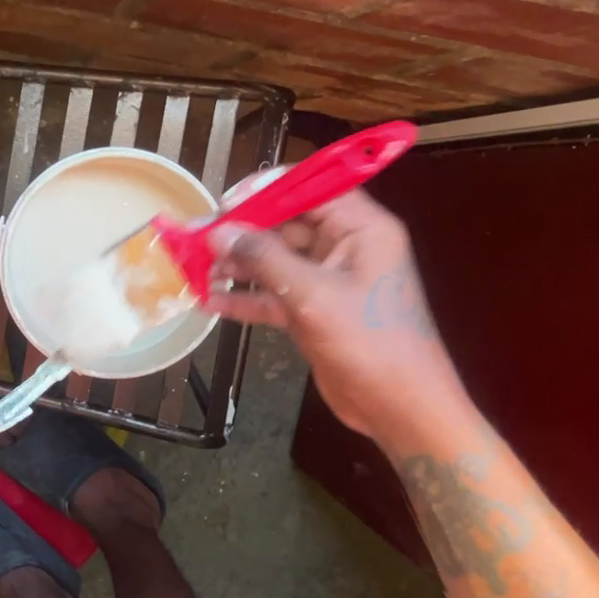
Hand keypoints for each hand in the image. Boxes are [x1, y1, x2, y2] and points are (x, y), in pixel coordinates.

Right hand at [203, 190, 469, 444]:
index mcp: (361, 229)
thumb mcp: (312, 296)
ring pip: (275, 260)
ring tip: (197, 272)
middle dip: (242, 232)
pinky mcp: (314, 311)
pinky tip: (212, 303)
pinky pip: (274, 294)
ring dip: (238, 266)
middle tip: (199, 239)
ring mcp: (328, 281)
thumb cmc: (370, 343)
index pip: (311, 188)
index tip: (225, 203)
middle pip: (286, 224)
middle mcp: (345, 247)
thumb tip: (219, 232)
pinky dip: (246, 298)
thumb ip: (263, 259)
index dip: (267, 190)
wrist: (401, 409)